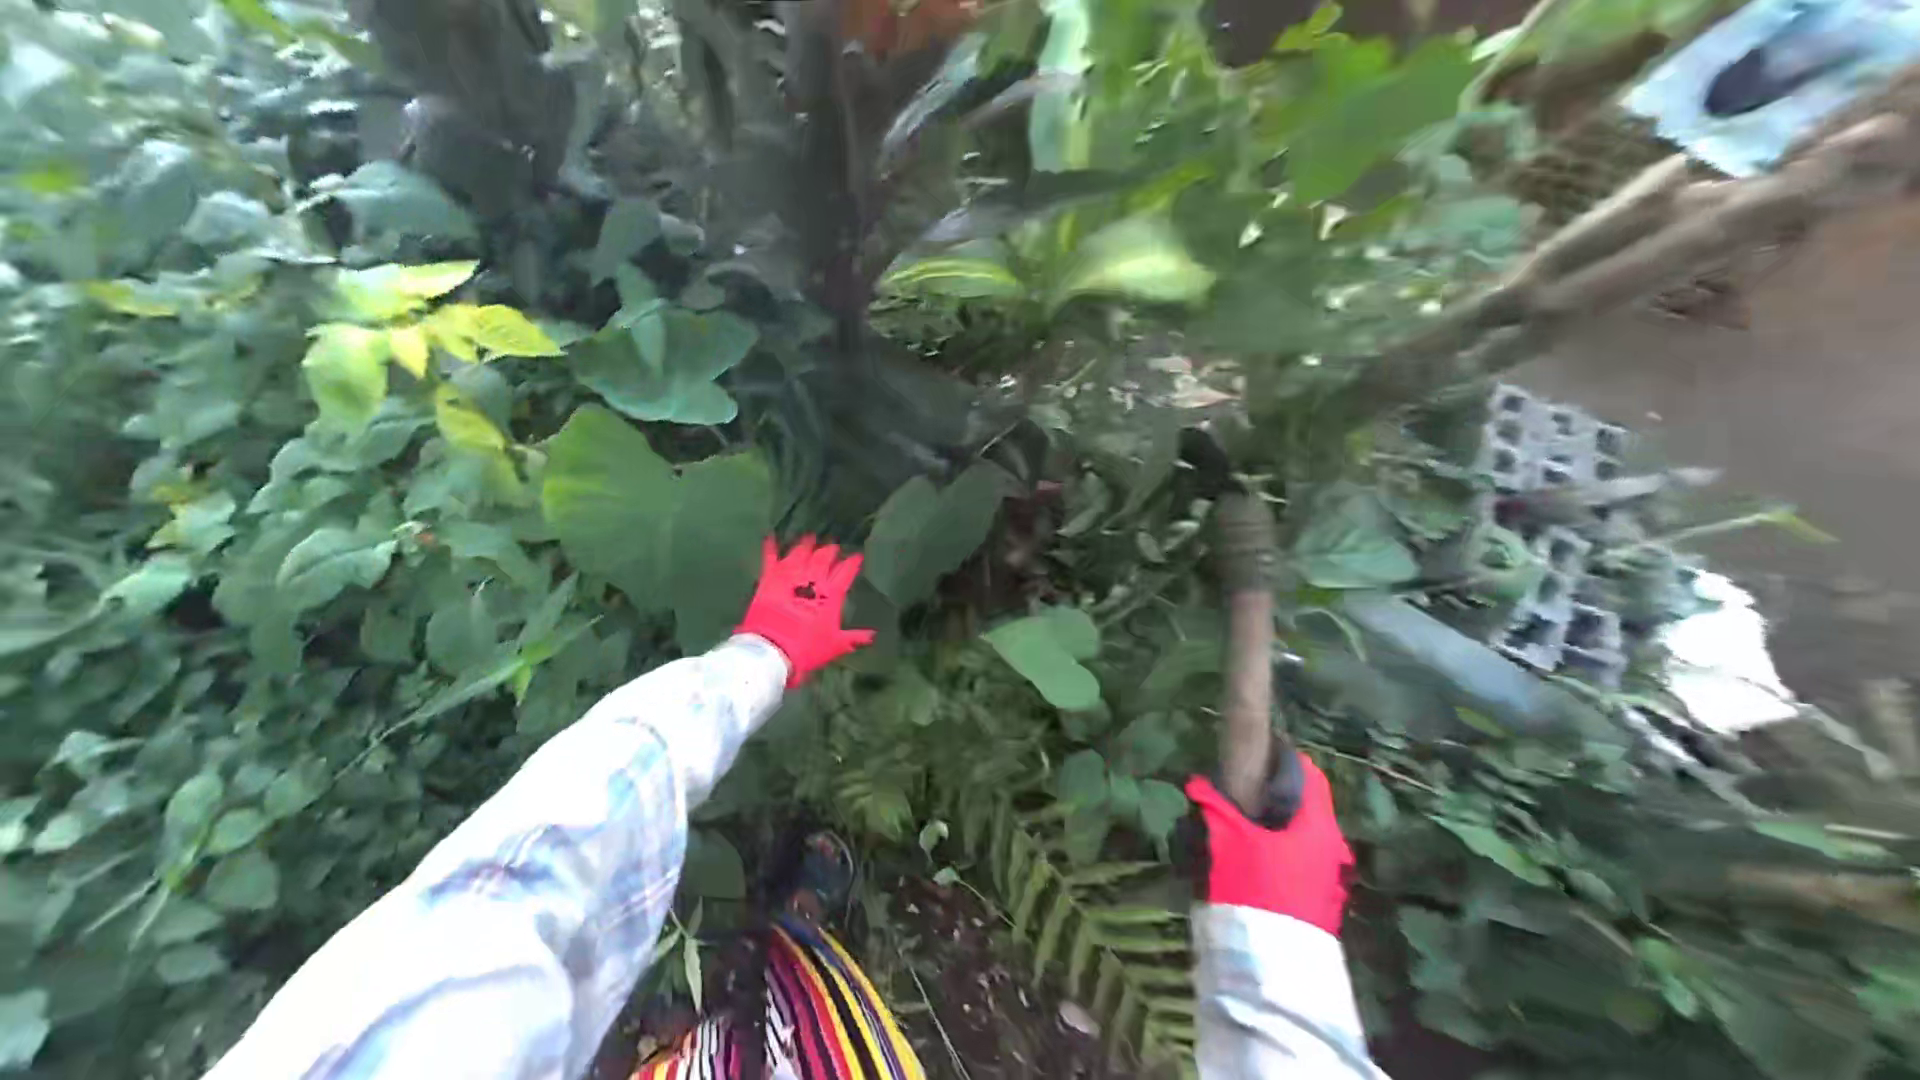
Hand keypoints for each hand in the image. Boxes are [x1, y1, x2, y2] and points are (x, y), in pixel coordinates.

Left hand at [737, 537, 874, 687]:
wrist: (772, 650)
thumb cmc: (807, 649)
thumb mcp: (835, 645)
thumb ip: (854, 638)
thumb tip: (873, 635)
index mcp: (831, 594)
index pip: (846, 572)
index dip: (852, 563)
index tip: (857, 556)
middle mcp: (813, 580)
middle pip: (823, 558)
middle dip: (830, 550)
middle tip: (833, 545)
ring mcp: (790, 576)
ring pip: (801, 553)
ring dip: (806, 545)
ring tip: (810, 537)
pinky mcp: (769, 578)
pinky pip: (770, 558)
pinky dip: (770, 547)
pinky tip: (770, 537)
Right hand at [1185, 754, 1353, 935]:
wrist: (1275, 966)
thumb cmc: (1256, 887)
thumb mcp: (1227, 838)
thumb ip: (1214, 804)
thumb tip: (1198, 782)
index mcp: (1317, 825)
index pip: (1306, 772)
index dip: (1278, 757)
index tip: (1248, 753)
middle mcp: (1330, 846)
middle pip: (1297, 804)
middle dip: (1263, 794)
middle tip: (1230, 791)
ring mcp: (1325, 876)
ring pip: (1293, 834)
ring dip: (1264, 825)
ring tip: (1228, 825)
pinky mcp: (1313, 900)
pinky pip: (1290, 859)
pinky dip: (1268, 850)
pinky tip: (1240, 859)